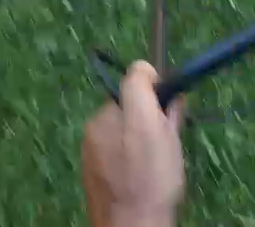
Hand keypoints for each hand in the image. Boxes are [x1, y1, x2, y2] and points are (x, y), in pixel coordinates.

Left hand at [82, 62, 185, 226]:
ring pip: (119, 122)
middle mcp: (98, 122)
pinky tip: (132, 169)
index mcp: (116, 112)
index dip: (154, 83)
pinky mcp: (86, 164)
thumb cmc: (154, 179)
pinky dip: (121, 148)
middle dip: (145, 111)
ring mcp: (89, 144)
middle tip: (161, 135)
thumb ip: (165, 103)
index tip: (166, 104)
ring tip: (147, 156)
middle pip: (128, 100)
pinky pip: (110, 143)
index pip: (136, 75)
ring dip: (132, 129)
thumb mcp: (168, 134)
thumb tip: (161, 85)